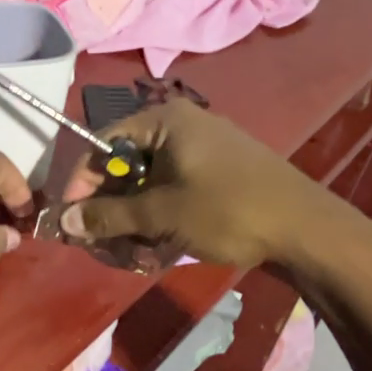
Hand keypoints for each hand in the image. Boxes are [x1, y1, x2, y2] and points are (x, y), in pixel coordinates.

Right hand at [58, 99, 337, 268]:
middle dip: (110, 205)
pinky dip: (160, 215)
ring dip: (134, 217)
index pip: (104, 142)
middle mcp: (182, 125)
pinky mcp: (219, 172)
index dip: (82, 181)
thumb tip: (65, 221)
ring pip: (149, 181)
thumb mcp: (161, 214)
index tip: (70, 216)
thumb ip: (109, 216)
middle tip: (100, 240)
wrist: (306, 229)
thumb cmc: (227, 210)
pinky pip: (174, 188)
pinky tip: (158, 246)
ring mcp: (204, 148)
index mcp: (165, 120)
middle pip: (126, 163)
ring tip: (131, 251)